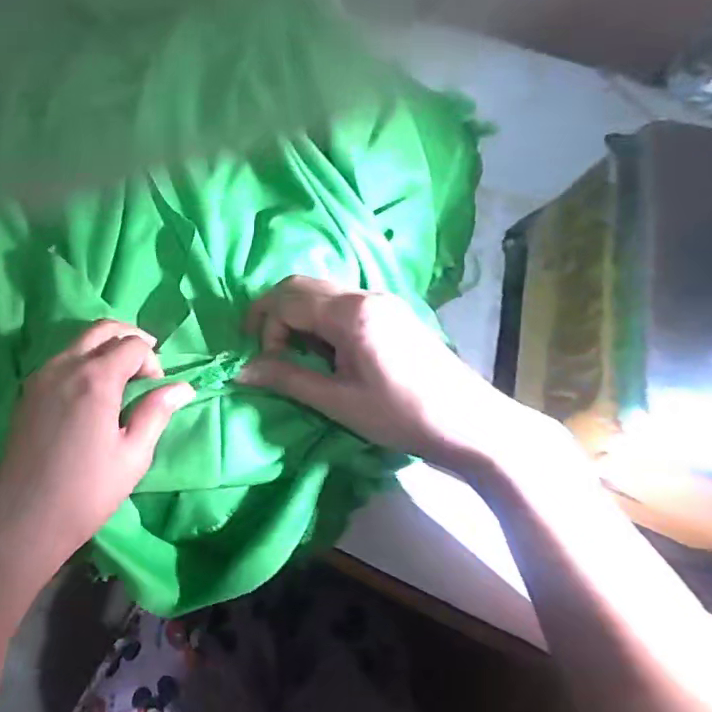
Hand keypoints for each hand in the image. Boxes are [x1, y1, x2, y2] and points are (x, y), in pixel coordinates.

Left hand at [0, 320, 195, 585]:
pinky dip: (83, 360)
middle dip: (129, 338)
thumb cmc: (87, 491)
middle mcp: (65, 366)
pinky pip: (61, 359)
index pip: (132, 344)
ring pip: (79, 341)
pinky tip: (92, 391)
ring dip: (105, 347)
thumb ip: (155, 412)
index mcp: (95, 379)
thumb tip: (182, 387)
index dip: (151, 359)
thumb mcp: (133, 455)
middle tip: (145, 366)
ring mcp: (41, 376)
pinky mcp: (28, 390)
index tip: (156, 388)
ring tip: (122, 379)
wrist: (26, 515)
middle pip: (102, 329)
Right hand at [238, 275, 540, 469]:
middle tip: (260, 348)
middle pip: (300, 285)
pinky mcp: (390, 314)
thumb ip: (286, 379)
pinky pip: (340, 303)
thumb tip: (239, 370)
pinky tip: (322, 353)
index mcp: (351, 313)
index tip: (269, 365)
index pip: (288, 301)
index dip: (266, 330)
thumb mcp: (337, 402)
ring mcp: (381, 301)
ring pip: (320, 291)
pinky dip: (317, 320)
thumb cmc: (403, 416)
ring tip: (291, 354)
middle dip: (272, 313)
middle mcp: (365, 295)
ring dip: (295, 316)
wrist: (473, 425)